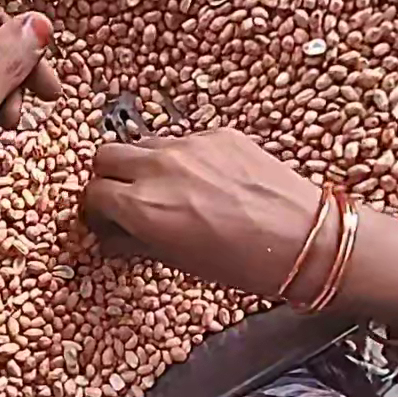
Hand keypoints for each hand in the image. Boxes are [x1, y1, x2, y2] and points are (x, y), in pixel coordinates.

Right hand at [83, 127, 323, 298]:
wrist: (304, 239)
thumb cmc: (241, 263)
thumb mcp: (178, 261)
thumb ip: (135, 242)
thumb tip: (111, 237)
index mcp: (143, 206)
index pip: (94, 193)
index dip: (95, 209)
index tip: (105, 218)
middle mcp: (158, 168)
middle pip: (105, 156)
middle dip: (107, 178)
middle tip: (123, 197)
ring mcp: (189, 145)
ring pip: (143, 144)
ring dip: (141, 164)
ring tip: (165, 188)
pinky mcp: (218, 133)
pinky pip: (183, 140)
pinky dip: (180, 158)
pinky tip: (204, 180)